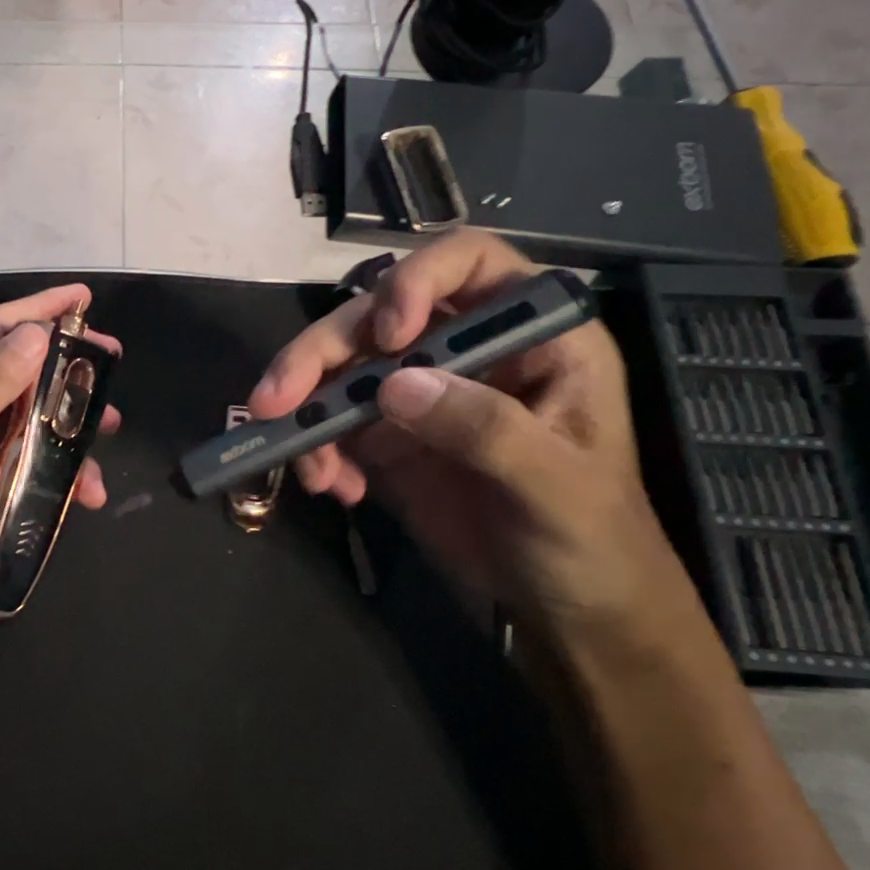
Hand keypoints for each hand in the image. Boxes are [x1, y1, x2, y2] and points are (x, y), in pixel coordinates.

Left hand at [0, 286, 121, 655]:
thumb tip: (36, 332)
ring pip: (38, 411)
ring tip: (111, 426)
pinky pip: (41, 457)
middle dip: (68, 363)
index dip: (38, 309)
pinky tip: (90, 491)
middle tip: (113, 359)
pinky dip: (68, 469)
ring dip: (75, 419)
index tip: (84, 296)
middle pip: (22, 365)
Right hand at [248, 230, 695, 633]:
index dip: (419, 281)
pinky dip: (317, 451)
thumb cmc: (592, 536)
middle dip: (320, 354)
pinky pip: (330, 423)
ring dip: (305, 407)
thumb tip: (394, 385)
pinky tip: (334, 488)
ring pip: (340, 367)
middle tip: (277, 399)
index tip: (387, 333)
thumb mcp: (556, 485)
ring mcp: (419, 391)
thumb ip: (486, 430)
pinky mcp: (384, 435)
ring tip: (307, 466)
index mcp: (532, 337)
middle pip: (375, 316)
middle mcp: (465, 350)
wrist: (567, 604)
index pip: (469, 264)